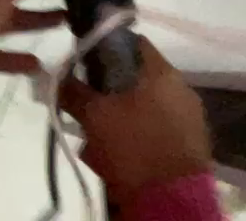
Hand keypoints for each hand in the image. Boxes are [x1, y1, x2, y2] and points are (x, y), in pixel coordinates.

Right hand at [59, 37, 212, 205]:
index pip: (133, 41)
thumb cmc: (134, 147)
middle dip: (110, 88)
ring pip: (146, 105)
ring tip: (97, 135)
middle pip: (138, 76)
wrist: (173, 205)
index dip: (107, 46)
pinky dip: (137, 135)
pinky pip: (157, 130)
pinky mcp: (191, 147)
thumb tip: (54, 76)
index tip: (87, 62)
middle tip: (89, 103)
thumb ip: (73, 91)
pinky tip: (117, 153)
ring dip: (122, 114)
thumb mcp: (94, 116)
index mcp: (162, 72)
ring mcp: (190, 119)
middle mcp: (181, 88)